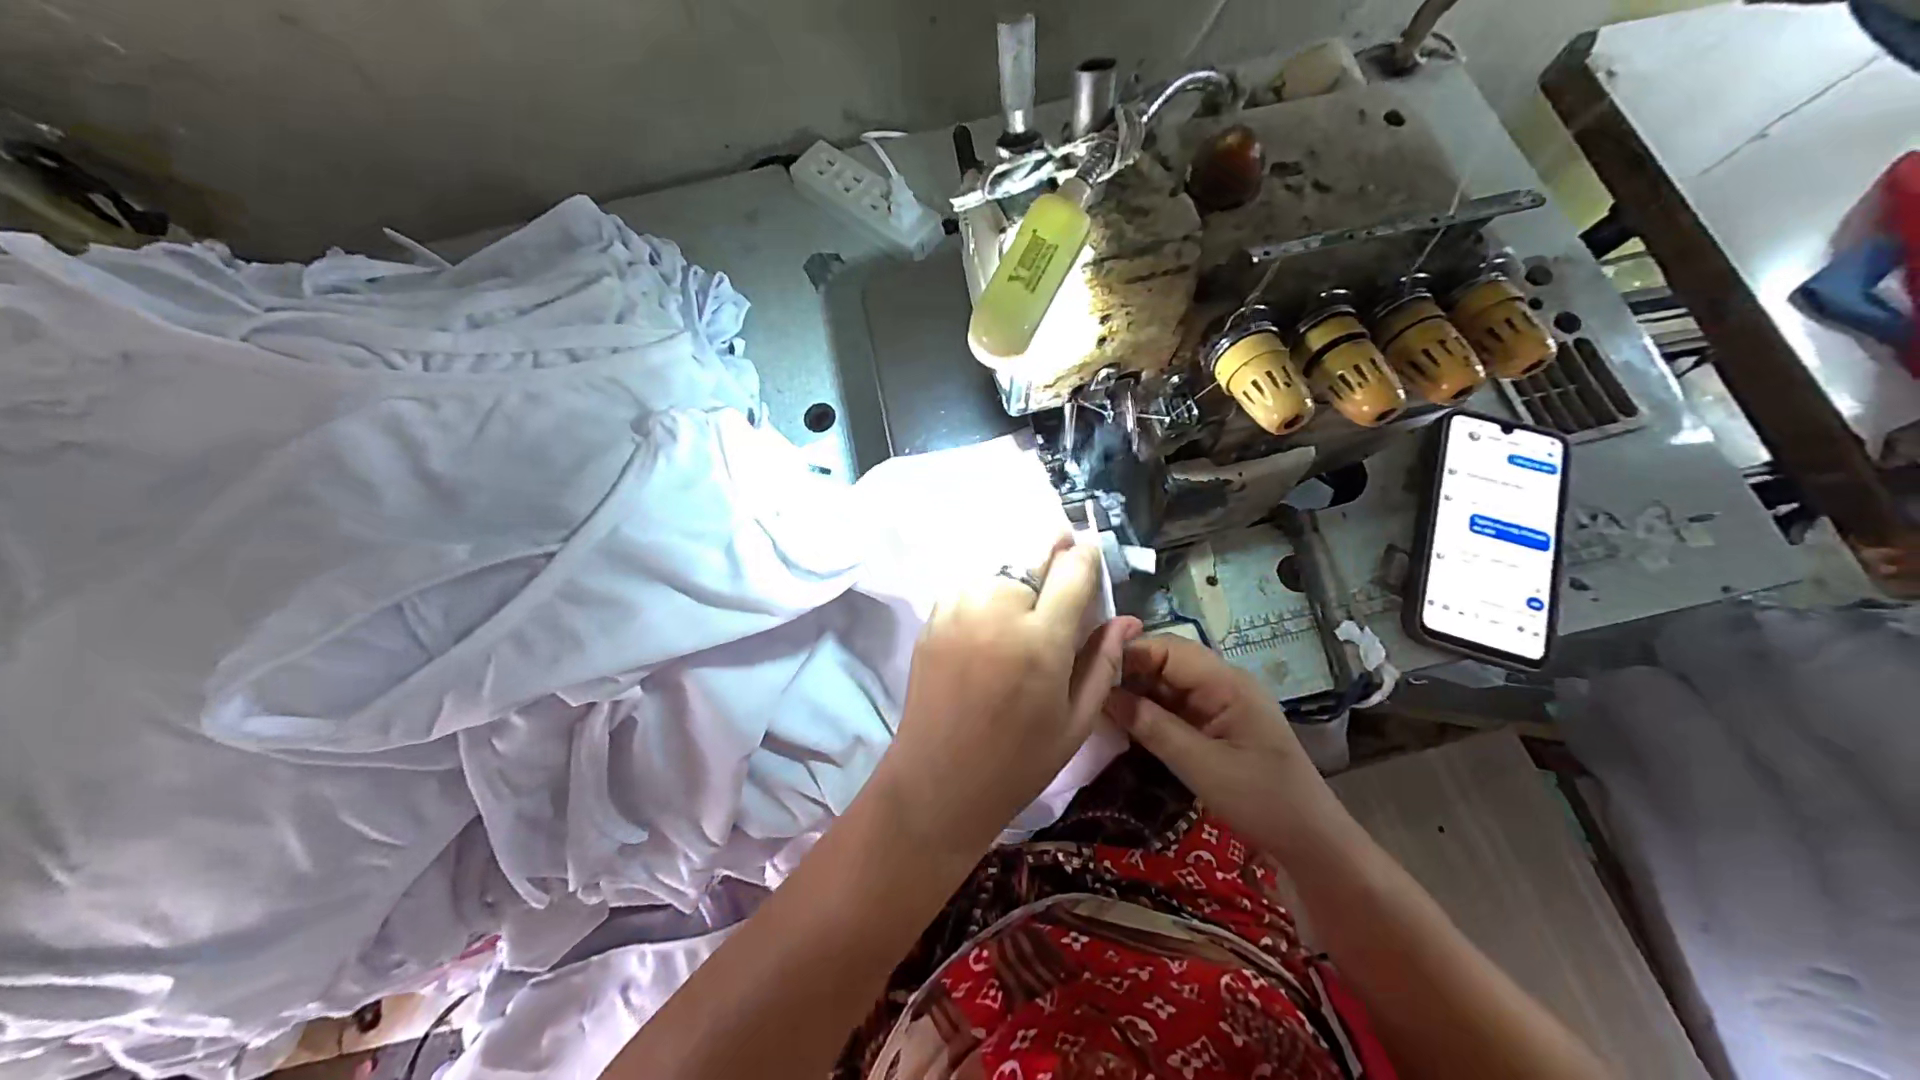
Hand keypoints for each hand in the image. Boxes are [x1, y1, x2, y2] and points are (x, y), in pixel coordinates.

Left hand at [879, 541, 1141, 851]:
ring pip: (997, 565)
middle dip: (1051, 554)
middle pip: (1031, 554)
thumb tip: (1127, 618)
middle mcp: (997, 612)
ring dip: (1016, 574)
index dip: (1086, 554)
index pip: (1072, 567)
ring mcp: (958, 611)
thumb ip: (1104, 661)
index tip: (1090, 557)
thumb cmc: (1018, 762)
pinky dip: (986, 590)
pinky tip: (992, 621)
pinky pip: (968, 585)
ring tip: (1024, 606)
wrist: (937, 783)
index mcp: (1041, 640)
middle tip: (1059, 576)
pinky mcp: (932, 620)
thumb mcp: (1076, 721)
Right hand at [1103, 635, 1343, 856]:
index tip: (1089, 671)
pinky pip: (1173, 707)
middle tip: (1086, 691)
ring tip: (1096, 706)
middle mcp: (1221, 684)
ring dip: (1134, 694)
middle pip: (1165, 662)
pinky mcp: (1214, 726)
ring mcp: (1218, 705)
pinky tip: (1122, 724)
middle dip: (1127, 674)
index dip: (1128, 654)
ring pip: (1165, 685)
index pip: (1167, 648)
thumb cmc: (1261, 800)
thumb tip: (1104, 696)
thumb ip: (1152, 727)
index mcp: (1226, 682)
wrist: (1311, 843)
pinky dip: (1148, 713)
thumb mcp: (1200, 765)